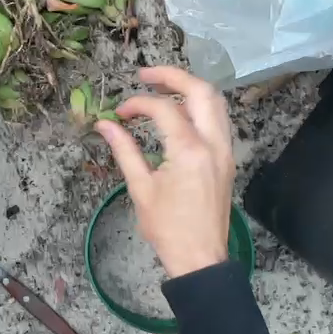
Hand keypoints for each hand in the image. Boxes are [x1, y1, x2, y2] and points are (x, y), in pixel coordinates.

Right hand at [94, 66, 235, 277]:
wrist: (200, 257)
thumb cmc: (167, 227)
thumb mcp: (140, 188)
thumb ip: (124, 150)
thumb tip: (105, 125)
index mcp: (189, 151)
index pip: (163, 109)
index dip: (137, 104)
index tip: (118, 114)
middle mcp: (214, 144)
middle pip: (201, 91)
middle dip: (173, 77)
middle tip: (145, 75)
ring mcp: (225, 150)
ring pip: (216, 103)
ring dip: (189, 89)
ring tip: (162, 88)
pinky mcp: (227, 159)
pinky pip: (218, 120)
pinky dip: (199, 108)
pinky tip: (178, 113)